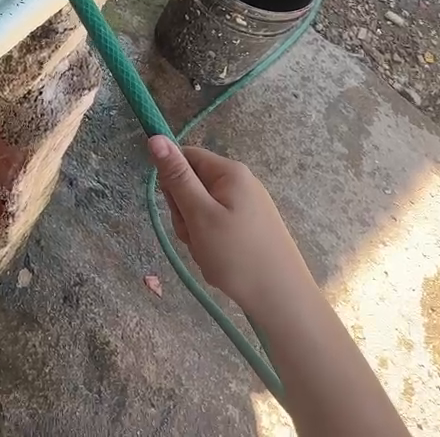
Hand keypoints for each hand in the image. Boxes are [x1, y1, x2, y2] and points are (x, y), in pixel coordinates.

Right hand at [148, 135, 312, 314]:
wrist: (284, 302)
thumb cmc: (238, 256)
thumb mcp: (199, 214)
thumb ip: (176, 176)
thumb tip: (155, 137)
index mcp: (230, 171)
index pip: (185, 157)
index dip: (172, 181)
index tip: (178, 209)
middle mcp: (241, 182)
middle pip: (192, 184)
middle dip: (185, 212)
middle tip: (196, 237)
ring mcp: (248, 206)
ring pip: (202, 208)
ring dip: (196, 231)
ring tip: (209, 253)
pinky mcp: (251, 227)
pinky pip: (218, 224)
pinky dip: (211, 242)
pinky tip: (220, 261)